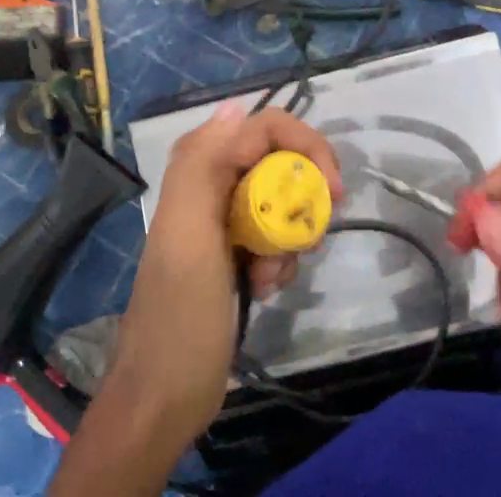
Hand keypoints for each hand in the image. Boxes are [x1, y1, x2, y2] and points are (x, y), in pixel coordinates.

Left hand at [107, 103, 343, 439]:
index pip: (264, 128)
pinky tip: (264, 290)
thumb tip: (235, 106)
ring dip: (289, 240)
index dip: (305, 147)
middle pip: (279, 164)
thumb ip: (202, 165)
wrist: (166, 393)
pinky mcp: (235, 257)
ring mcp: (224, 224)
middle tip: (308, 237)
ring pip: (283, 204)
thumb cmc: (181, 314)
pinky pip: (276, 240)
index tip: (334, 189)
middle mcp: (210, 188)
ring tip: (268, 277)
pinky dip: (281, 263)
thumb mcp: (188, 235)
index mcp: (197, 171)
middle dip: (300, 200)